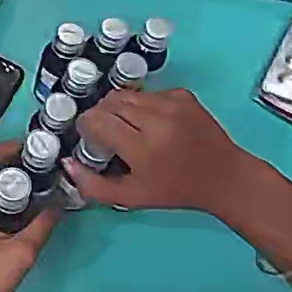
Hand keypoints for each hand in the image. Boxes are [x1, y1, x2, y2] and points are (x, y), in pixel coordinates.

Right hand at [64, 89, 261, 214]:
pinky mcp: (183, 95)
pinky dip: (141, 105)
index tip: (90, 137)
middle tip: (106, 133)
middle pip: (109, 103)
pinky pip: (147, 93)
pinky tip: (150, 123)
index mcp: (143, 147)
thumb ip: (93, 185)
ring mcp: (172, 103)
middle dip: (100, 115)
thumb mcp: (131, 198)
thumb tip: (68, 163)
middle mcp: (157, 120)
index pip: (97, 120)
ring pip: (126, 95)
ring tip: (127, 128)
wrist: (224, 177)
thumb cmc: (175, 190)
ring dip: (119, 109)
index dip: (86, 126)